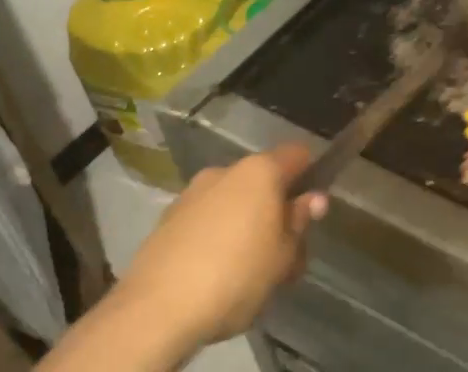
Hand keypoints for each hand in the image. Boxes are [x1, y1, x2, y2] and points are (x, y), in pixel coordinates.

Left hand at [114, 146, 328, 346]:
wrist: (154, 312)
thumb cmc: (235, 276)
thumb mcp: (283, 256)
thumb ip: (299, 222)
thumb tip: (312, 199)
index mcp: (259, 171)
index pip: (298, 154)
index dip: (311, 176)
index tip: (312, 210)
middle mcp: (224, 172)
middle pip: (262, 181)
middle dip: (275, 209)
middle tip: (283, 252)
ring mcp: (190, 195)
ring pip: (231, 201)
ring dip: (243, 224)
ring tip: (246, 270)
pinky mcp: (165, 223)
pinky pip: (204, 221)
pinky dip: (214, 238)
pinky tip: (213, 275)